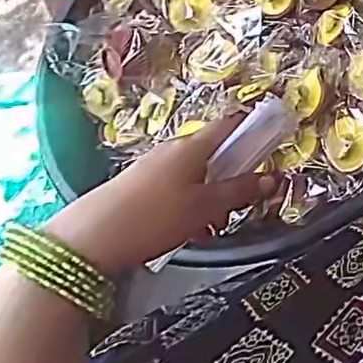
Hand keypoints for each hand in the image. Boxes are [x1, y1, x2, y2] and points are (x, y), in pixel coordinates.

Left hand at [45, 116, 274, 268]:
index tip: (270, 141)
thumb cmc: (155, 217)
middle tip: (242, 200)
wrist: (89, 238)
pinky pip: (176, 186)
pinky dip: (190, 202)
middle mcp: (174, 148)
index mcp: (194, 145)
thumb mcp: (206, 207)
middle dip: (233, 173)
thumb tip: (273, 177)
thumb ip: (240, 191)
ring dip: (211, 193)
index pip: (231, 124)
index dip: (252, 128)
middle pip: (214, 151)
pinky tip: (188, 230)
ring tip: (213, 225)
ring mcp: (154, 165)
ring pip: (195, 173)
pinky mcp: (139, 185)